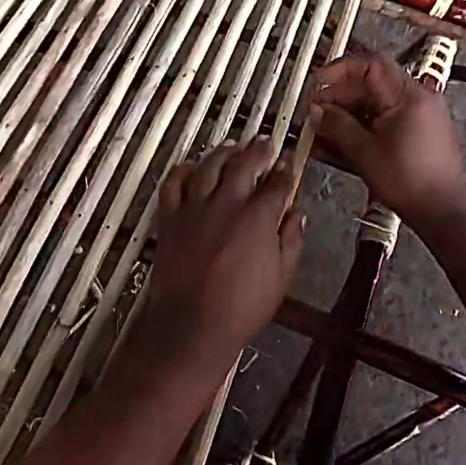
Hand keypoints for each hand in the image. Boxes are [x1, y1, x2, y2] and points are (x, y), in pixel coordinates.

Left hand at [142, 138, 304, 352]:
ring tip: (232, 146)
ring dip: (222, 152)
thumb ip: (290, 241)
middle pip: (243, 165)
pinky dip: (182, 170)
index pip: (276, 184)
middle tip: (265, 142)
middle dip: (257, 150)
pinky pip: (173, 184)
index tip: (288, 165)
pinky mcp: (170, 218)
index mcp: (257, 218)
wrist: (192, 322)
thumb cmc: (240, 306)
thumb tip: (296, 216)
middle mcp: (225, 204)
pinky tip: (190, 166)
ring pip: (208, 166)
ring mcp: (194, 208)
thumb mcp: (281, 277)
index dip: (285, 172)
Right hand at [306, 53, 465, 225]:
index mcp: (408, 97)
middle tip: (314, 115)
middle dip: (337, 98)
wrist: (441, 209)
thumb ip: (337, 126)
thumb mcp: (364, 152)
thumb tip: (316, 111)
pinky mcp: (414, 130)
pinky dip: (358, 126)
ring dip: (345, 114)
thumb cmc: (410, 182)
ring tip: (321, 132)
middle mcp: (416, 99)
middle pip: (369, 85)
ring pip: (372, 103)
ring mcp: (417, 115)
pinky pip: (381, 119)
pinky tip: (337, 143)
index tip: (318, 82)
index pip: (371, 65)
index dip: (339, 69)